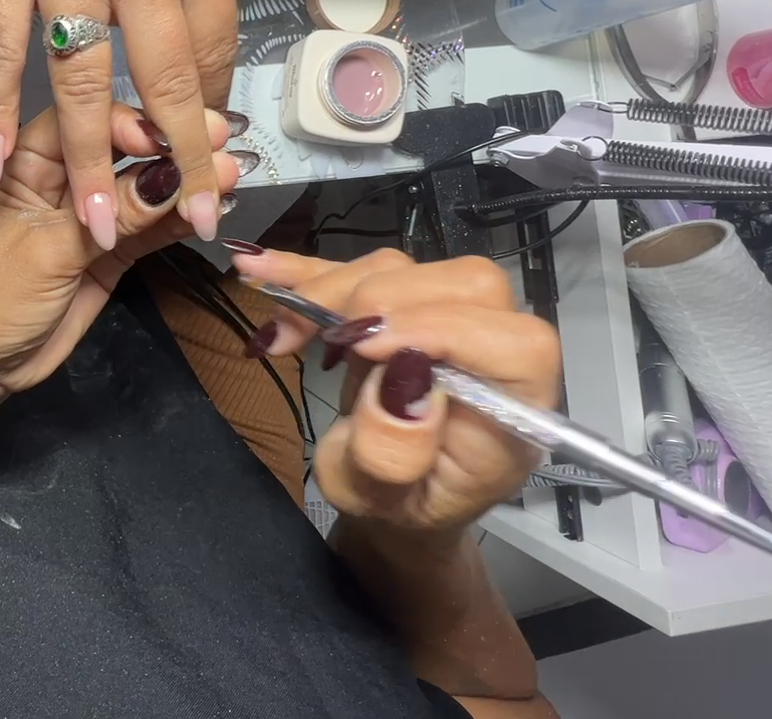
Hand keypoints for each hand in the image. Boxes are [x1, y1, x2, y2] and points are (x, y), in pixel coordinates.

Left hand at [0, 105, 243, 395]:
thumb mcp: (49, 251)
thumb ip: (114, 216)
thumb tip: (174, 178)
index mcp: (24, 163)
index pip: (79, 124)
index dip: (125, 122)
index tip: (166, 135)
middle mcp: (60, 179)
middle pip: (119, 150)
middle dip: (166, 147)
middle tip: (219, 140)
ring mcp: (90, 214)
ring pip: (141, 188)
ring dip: (183, 183)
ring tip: (229, 175)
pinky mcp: (110, 248)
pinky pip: (150, 227)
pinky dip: (179, 219)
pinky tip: (213, 208)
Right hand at [227, 248, 561, 537]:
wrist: (392, 494)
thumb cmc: (394, 506)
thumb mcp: (382, 500)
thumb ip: (393, 454)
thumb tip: (400, 378)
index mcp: (512, 411)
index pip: (512, 342)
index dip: (439, 328)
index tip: (361, 348)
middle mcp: (491, 354)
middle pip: (461, 284)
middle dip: (376, 299)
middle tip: (320, 338)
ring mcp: (444, 320)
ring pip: (401, 270)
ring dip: (329, 289)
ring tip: (282, 332)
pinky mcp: (397, 306)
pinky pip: (359, 269)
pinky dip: (305, 267)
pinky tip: (258, 266)